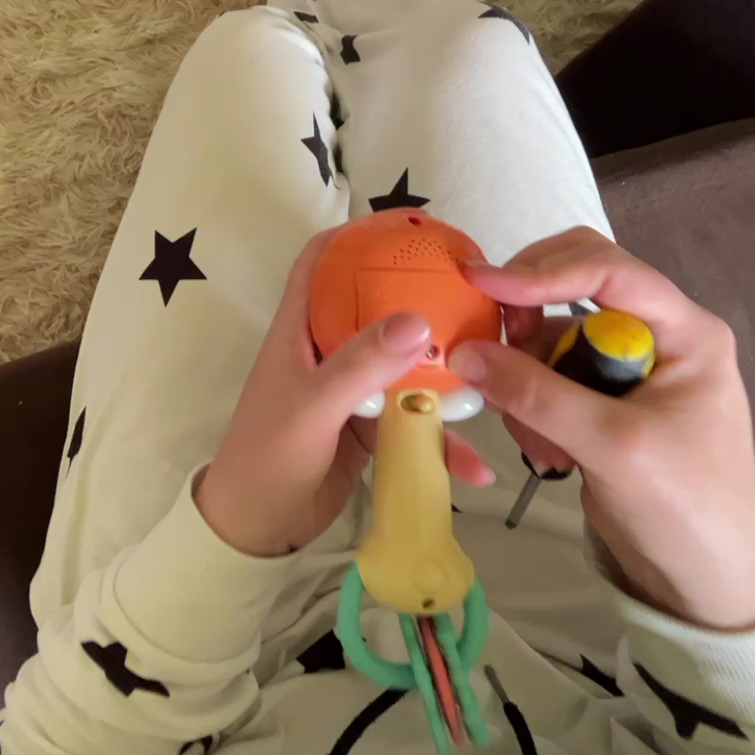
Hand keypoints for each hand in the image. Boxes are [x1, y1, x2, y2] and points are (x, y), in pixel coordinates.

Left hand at [195, 231, 492, 557]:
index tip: (406, 227)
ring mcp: (350, 388)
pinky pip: (412, 419)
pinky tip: (474, 466)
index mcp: (300, 329)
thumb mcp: (312, 407)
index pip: (319, 263)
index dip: (353, 236)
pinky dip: (440, 439)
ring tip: (494, 376)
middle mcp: (327, 349)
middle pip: (374, 306)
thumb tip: (417, 320)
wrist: (259, 526)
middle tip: (476, 295)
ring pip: (402, 363)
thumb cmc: (270, 455)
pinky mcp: (368, 425)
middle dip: (419, 298)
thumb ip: (360, 366)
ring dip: (443, 372)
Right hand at [448, 227, 754, 629]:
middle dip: (525, 314)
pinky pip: (537, 372)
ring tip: (539, 444)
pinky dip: (526, 406)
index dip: (541, 270)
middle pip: (570, 283)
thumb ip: (536, 394)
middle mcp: (651, 332)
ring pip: (543, 334)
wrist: (702, 581)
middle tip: (495, 347)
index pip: (606, 270)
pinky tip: (546, 452)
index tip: (480, 284)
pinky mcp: (593, 393)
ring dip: (524, 381)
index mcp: (683, 331)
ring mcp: (619, 362)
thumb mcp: (610, 446)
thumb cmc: (683, 508)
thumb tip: (462, 352)